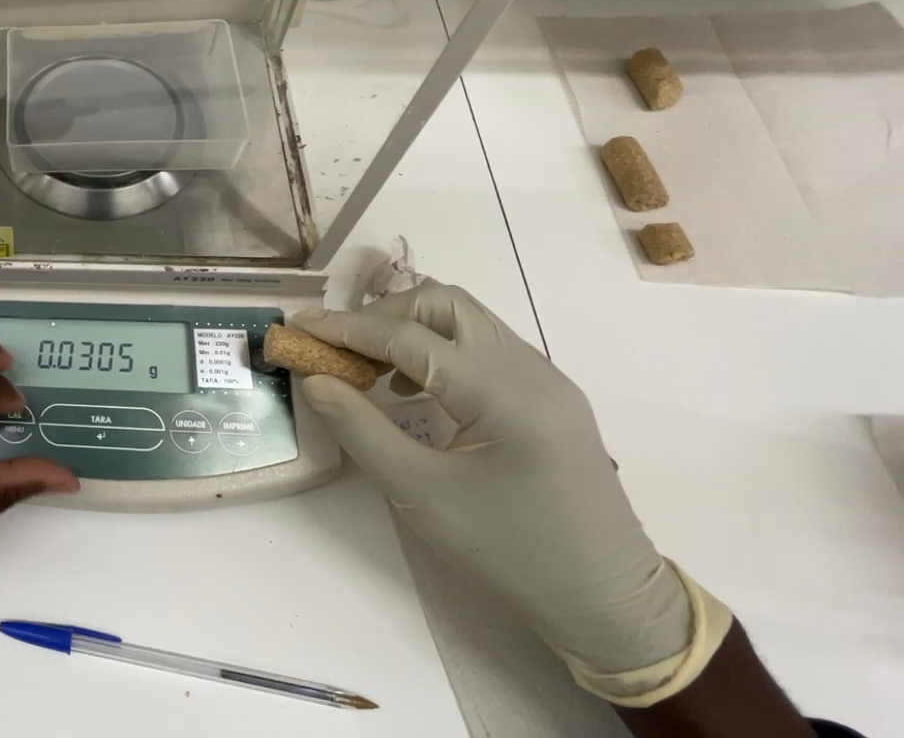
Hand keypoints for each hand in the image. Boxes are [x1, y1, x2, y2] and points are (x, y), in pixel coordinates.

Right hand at [291, 283, 729, 706]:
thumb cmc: (508, 552)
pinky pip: (483, 345)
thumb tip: (312, 378)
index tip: (299, 327)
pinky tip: (410, 385)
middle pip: (443, 305)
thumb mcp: (419, 494)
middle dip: (381, 315)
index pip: (408, 337)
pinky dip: (437, 347)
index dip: (346, 328)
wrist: (608, 602)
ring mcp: (546, 379)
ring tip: (367, 364)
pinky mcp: (548, 395)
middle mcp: (530, 370)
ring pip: (466, 319)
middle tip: (338, 346)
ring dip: (409, 327)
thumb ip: (359, 428)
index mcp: (503, 394)